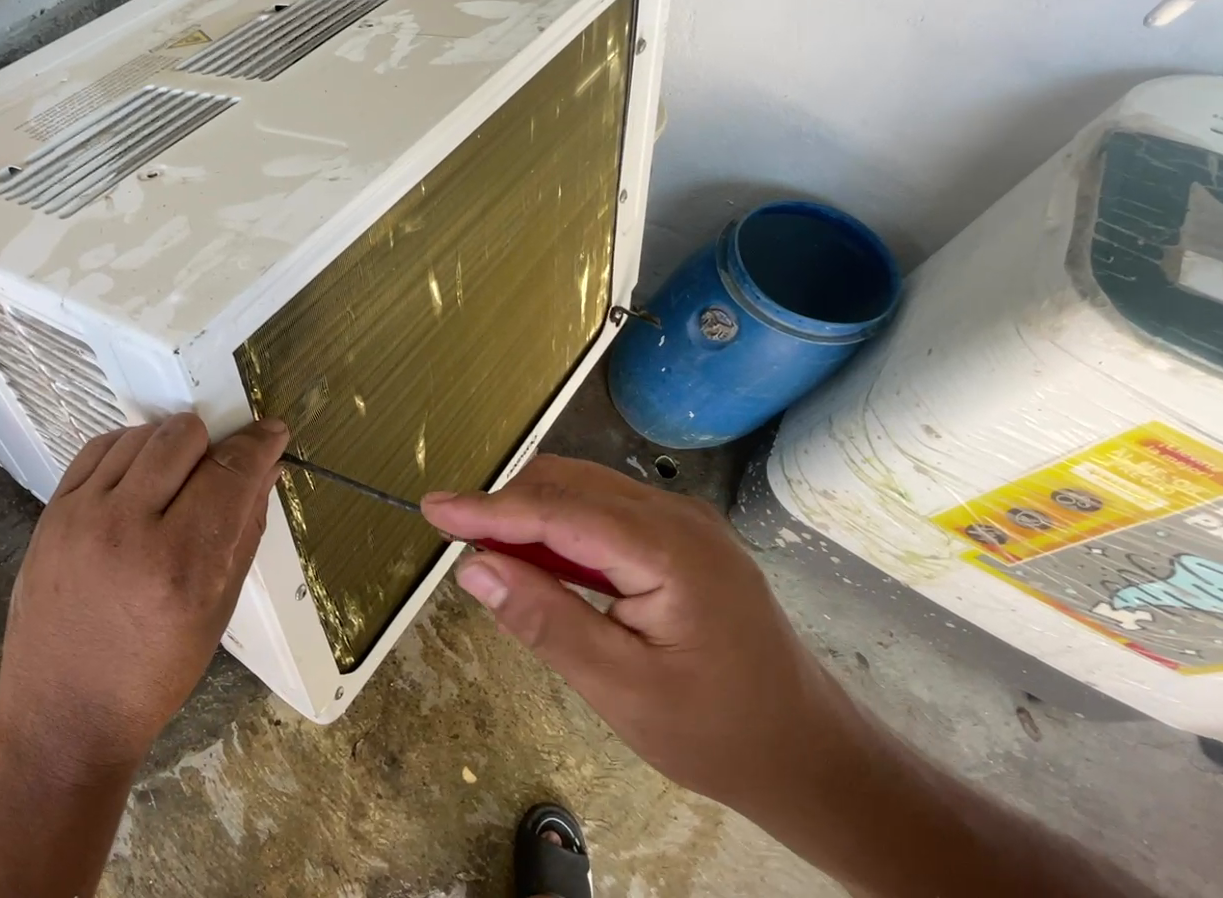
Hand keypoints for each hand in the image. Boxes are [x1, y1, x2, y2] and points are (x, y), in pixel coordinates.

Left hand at [0, 413, 288, 780]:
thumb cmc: (153, 673)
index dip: (258, 442)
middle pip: (183, 436)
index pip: (230, 471)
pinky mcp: (51, 512)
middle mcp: (129, 530)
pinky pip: (99, 447)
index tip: (271, 431)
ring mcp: (82, 517)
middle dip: (211, 444)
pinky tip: (137, 480)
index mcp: (182, 565)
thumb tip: (266, 469)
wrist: (64, 710)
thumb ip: (246, 529)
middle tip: (214, 473)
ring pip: (142, 434)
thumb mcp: (217, 610)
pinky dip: (128, 452)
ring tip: (173, 484)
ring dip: (170, 447)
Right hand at [421, 455, 864, 811]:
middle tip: (456, 540)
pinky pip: (607, 512)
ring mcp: (687, 524)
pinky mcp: (685, 540)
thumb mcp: (619, 688)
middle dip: (506, 506)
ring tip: (490, 553)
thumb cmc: (716, 733)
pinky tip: (542, 561)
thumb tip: (475, 568)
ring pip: (586, 491)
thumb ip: (544, 619)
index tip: (431, 509)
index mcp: (670, 551)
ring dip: (532, 514)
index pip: (558, 510)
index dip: (488, 509)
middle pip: (570, 484)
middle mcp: (680, 518)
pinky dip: (562, 527)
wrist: (810, 756)